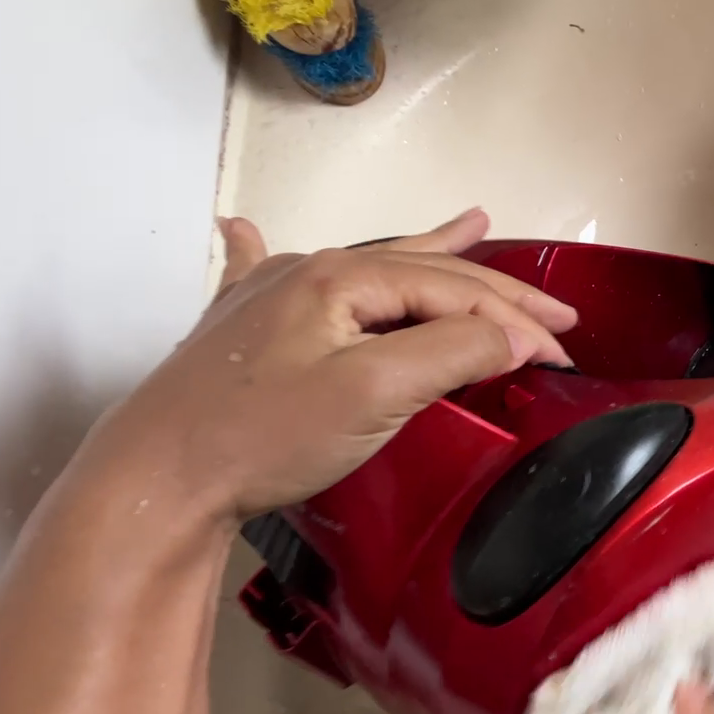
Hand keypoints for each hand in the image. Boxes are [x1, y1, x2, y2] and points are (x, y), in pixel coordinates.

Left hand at [73, 208, 577, 522]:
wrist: (149, 492)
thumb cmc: (268, 438)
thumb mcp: (377, 391)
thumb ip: (455, 351)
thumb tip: (514, 337)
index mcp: (346, 279)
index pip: (460, 292)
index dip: (519, 324)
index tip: (563, 360)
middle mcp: (312, 272)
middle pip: (432, 273)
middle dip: (503, 293)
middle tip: (562, 313)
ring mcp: (274, 297)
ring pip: (382, 266)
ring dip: (438, 251)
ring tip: (476, 222)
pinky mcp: (247, 330)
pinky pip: (276, 272)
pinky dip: (272, 246)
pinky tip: (244, 225)